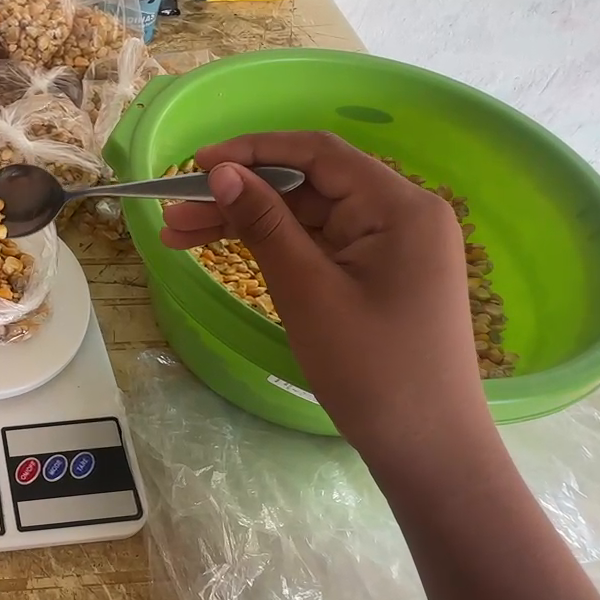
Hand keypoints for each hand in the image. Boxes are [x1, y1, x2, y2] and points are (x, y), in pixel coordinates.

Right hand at [160, 131, 487, 455]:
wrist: (425, 448)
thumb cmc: (371, 367)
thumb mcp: (306, 289)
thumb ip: (264, 222)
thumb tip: (222, 172)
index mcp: (399, 206)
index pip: (318, 153)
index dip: (252, 151)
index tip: (196, 164)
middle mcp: (399, 215)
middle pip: (305, 185)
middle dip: (237, 195)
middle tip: (174, 212)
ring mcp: (386, 247)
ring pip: (302, 216)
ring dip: (243, 223)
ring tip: (177, 235)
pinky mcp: (373, 274)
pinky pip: (313, 245)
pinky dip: (268, 247)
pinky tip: (220, 250)